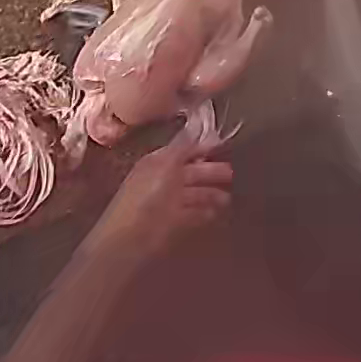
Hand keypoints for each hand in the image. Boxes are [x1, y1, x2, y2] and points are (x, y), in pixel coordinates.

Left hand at [82, 131, 232, 259]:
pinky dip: (203, 212)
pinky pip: (190, 213)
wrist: (129, 237)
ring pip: (192, 194)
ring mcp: (166, 201)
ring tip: (228, 199)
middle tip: (231, 174)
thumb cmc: (147, 197)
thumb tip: (197, 124)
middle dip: (210, 172)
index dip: (202, 148)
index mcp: (158, 162)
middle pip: (190, 172)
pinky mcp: (170, 222)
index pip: (183, 150)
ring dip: (210, 194)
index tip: (223, 147)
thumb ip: (183, 146)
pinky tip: (215, 214)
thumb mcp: (166, 165)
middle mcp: (162, 179)